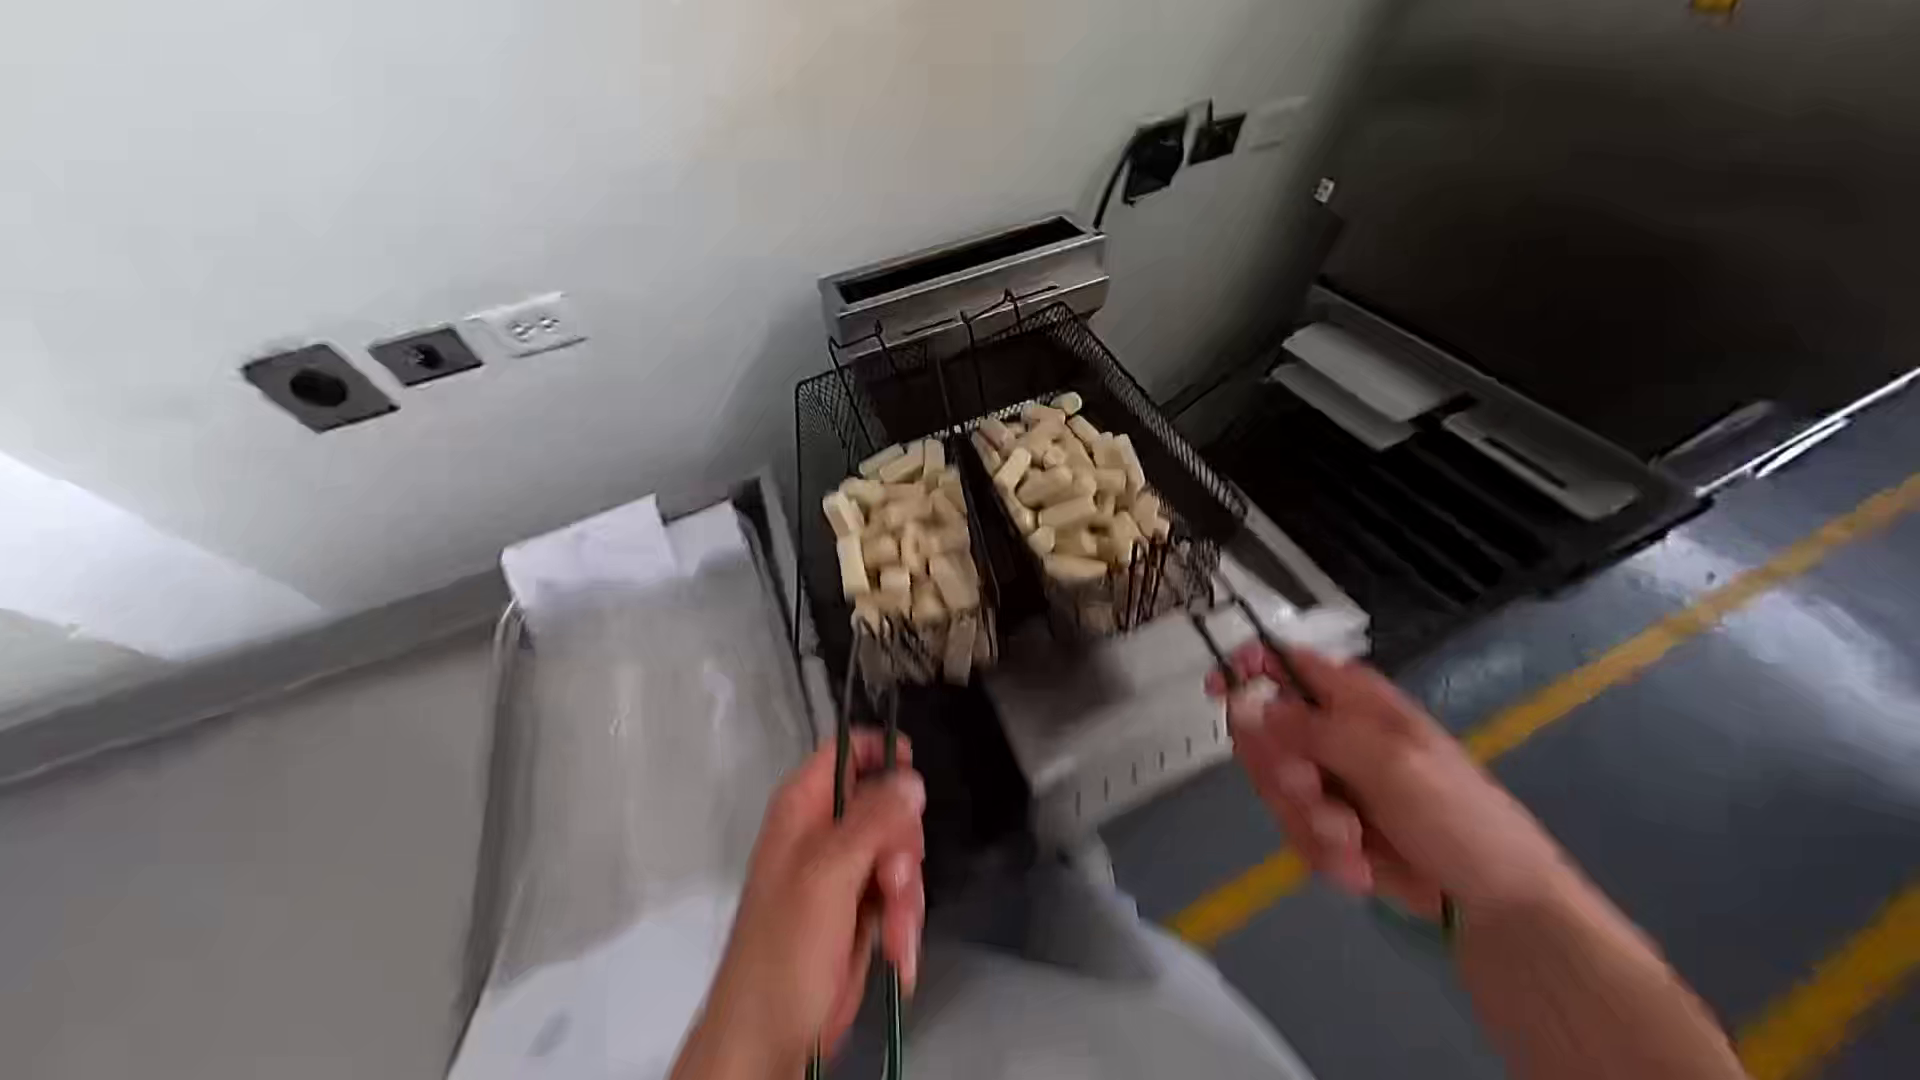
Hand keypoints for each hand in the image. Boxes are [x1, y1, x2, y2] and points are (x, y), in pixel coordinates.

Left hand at [673, 732, 924, 1079]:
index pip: (847, 751)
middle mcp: (827, 829)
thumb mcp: (829, 875)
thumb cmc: (785, 950)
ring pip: (900, 850)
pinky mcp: (862, 905)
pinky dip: (904, 920)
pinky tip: (897, 951)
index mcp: (806, 806)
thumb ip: (872, 821)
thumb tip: (912, 778)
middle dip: (901, 846)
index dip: (883, 754)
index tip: (914, 779)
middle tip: (892, 879)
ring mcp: (846, 869)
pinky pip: (900, 891)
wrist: (770, 1040)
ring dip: (906, 894)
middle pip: (888, 803)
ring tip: (894, 932)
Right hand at [1206, 644, 1570, 915]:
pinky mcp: (1322, 822)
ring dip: (1307, 820)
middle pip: (1261, 730)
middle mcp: (1329, 733)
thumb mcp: (1390, 761)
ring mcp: (1324, 780)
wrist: (1493, 904)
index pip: (1282, 662)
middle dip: (1280, 770)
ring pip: (1271, 784)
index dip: (1245, 667)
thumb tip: (1250, 704)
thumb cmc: (1456, 816)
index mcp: (1351, 700)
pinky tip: (1360, 864)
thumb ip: (1316, 729)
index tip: (1220, 692)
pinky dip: (1321, 851)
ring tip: (1353, 841)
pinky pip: (1289, 827)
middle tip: (1313, 791)